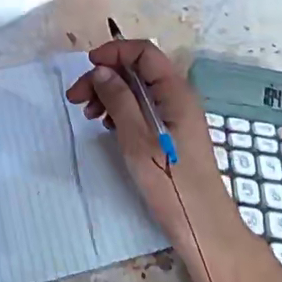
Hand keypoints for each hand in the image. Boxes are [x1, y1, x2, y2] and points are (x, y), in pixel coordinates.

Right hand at [64, 39, 226, 241]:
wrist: (204, 229)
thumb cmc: (172, 184)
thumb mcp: (137, 140)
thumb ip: (119, 100)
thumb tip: (102, 71)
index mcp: (175, 91)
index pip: (144, 52)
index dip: (114, 52)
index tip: (88, 67)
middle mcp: (178, 96)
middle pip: (138, 70)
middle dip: (105, 76)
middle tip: (77, 98)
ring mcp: (176, 115)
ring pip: (138, 89)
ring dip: (110, 94)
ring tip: (89, 114)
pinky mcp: (172, 133)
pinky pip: (143, 108)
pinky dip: (121, 110)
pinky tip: (107, 126)